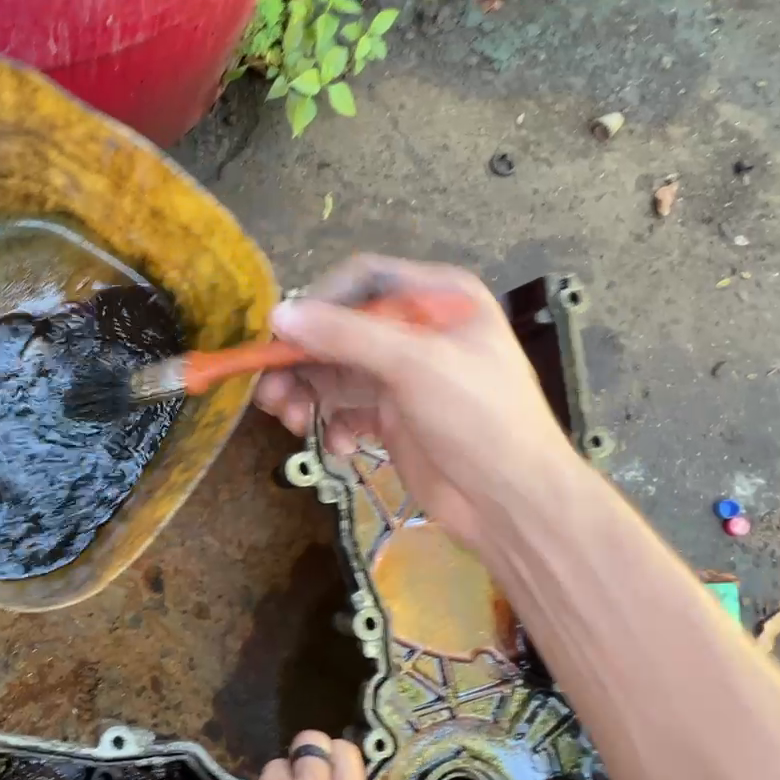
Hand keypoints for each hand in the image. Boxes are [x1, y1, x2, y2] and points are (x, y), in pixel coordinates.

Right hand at [253, 255, 582, 548]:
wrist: (509, 498)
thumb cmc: (478, 417)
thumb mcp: (412, 365)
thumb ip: (344, 336)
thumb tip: (278, 316)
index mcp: (436, 301)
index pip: (361, 282)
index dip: (318, 304)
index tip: (283, 338)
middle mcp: (415, 332)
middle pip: (337, 332)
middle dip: (302, 363)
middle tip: (270, 393)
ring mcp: (402, 376)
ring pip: (333, 374)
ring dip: (307, 397)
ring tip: (293, 423)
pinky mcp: (391, 417)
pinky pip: (343, 411)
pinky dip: (330, 427)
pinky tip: (340, 447)